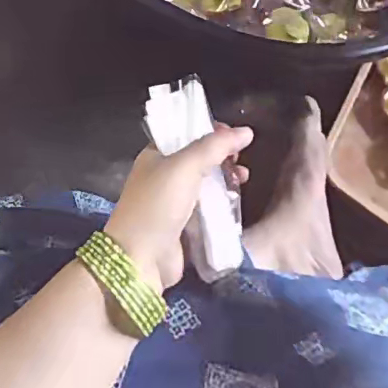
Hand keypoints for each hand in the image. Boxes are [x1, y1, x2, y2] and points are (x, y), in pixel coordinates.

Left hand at [102, 124, 253, 292]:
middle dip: (222, 156)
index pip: (186, 133)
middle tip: (240, 159)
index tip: (234, 136)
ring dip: (226, 179)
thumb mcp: (185, 166)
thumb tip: (246, 131)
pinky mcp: (184, 226)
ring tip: (243, 179)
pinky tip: (237, 201)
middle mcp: (164, 175)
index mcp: (156, 155)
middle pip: (199, 158)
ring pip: (206, 183)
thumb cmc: (158, 204)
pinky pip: (208, 208)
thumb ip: (215, 146)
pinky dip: (223, 203)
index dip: (210, 130)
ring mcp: (174, 202)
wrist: (141, 257)